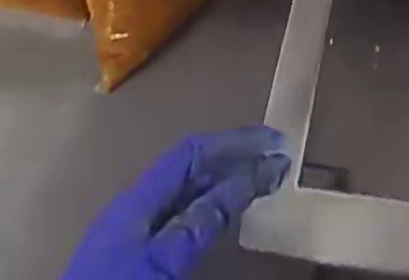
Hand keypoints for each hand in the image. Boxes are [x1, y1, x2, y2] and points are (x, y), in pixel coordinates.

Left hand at [62, 125, 293, 279]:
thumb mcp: (162, 265)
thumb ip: (202, 222)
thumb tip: (247, 179)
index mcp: (136, 201)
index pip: (192, 152)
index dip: (235, 141)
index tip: (275, 142)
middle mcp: (133, 212)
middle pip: (190, 169)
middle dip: (235, 158)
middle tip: (278, 160)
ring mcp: (130, 242)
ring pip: (186, 195)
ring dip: (225, 183)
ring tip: (262, 183)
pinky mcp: (135, 269)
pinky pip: (181, 222)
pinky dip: (211, 212)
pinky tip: (226, 222)